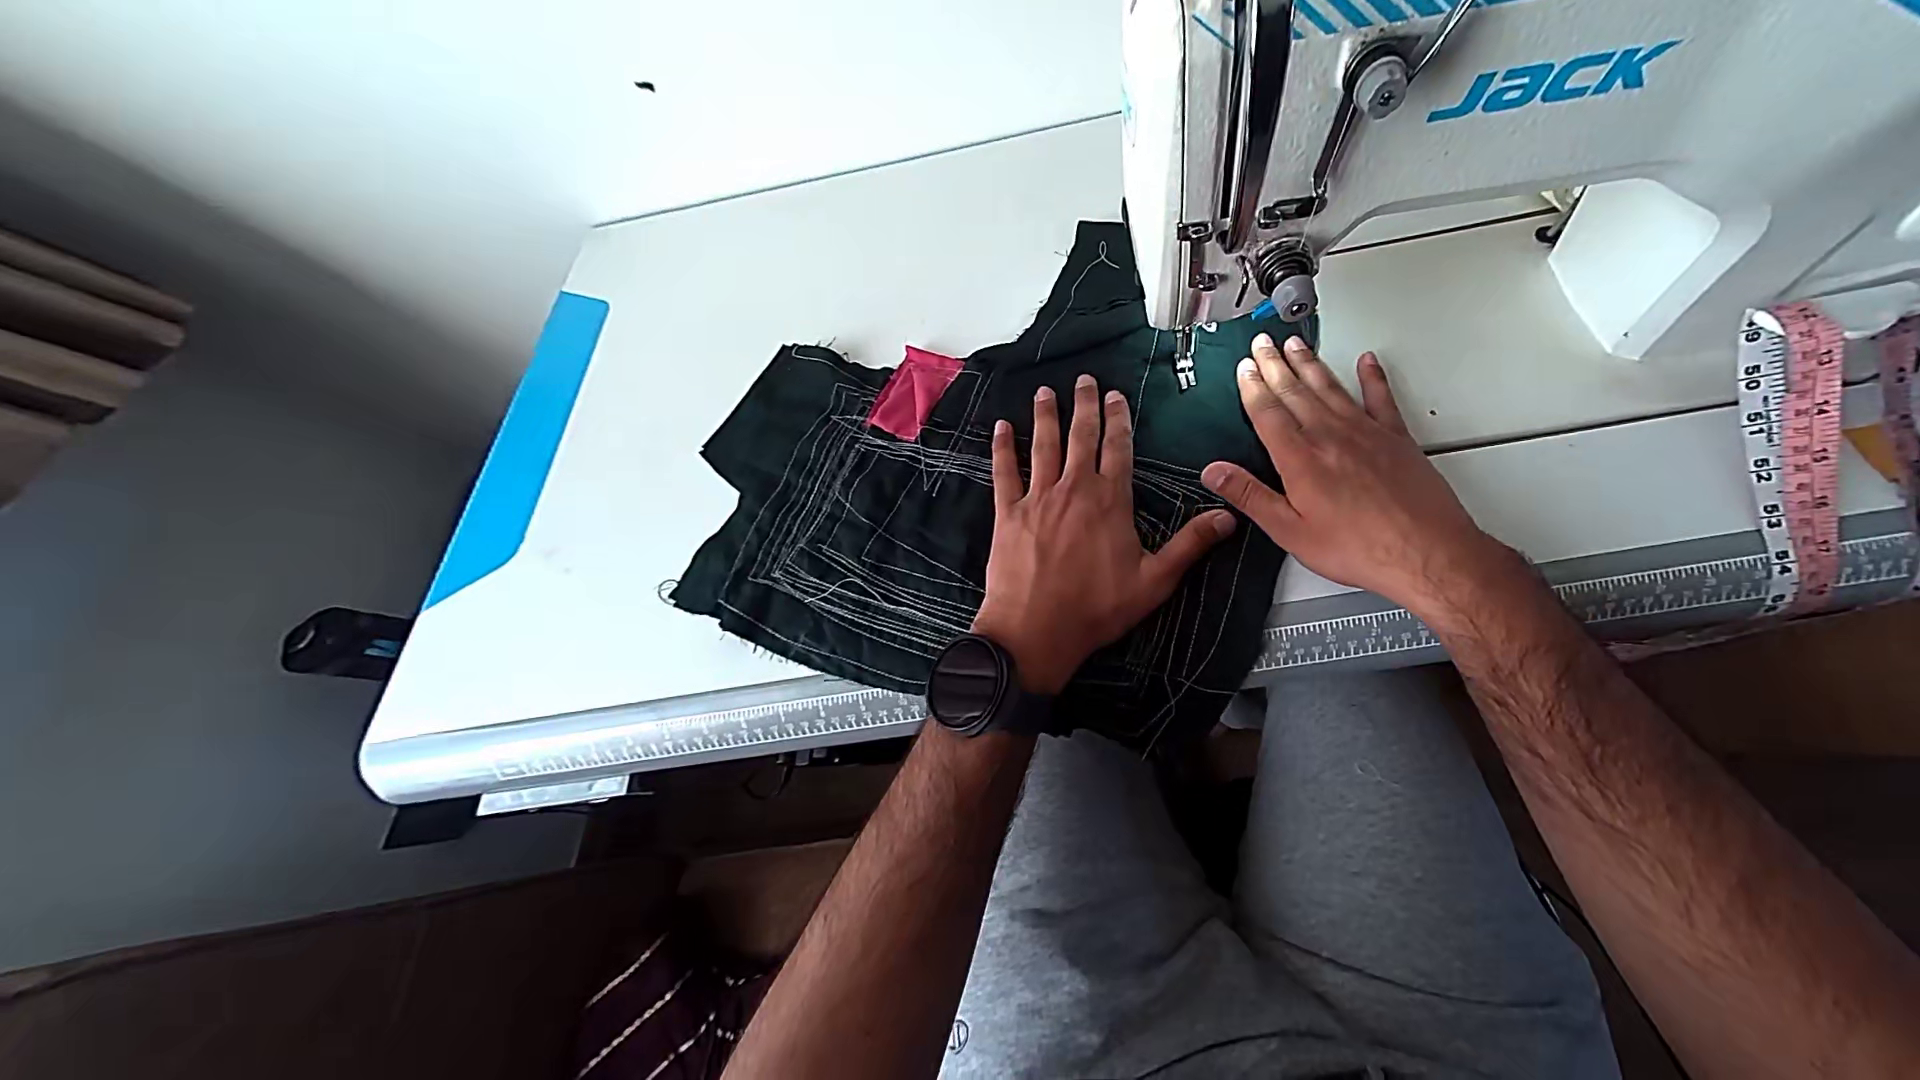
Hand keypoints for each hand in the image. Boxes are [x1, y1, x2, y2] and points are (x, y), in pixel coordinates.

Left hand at [973, 374, 1237, 693]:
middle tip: (1084, 380)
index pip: (1118, 449)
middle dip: (1085, 405)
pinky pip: (1004, 472)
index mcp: (1110, 501)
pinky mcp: (1008, 513)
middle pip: (1081, 437)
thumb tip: (1228, 517)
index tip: (1116, 396)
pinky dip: (1002, 448)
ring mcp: (1037, 499)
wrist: (1035, 630)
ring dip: (1046, 416)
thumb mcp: (1154, 581)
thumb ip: (1190, 545)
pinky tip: (1001, 428)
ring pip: (1043, 446)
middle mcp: (1073, 490)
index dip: (1119, 420)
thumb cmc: (1095, 609)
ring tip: (1046, 391)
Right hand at [1201, 334, 1523, 620]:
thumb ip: (1250, 496)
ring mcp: (1367, 433)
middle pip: (1296, 391)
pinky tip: (1367, 362)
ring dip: (1310, 363)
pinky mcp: (1397, 439)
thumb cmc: (1360, 547)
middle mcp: (1332, 437)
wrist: (1427, 553)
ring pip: (1330, 387)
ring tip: (1296, 344)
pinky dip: (1373, 377)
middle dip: (1275, 365)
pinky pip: (1381, 398)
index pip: (1268, 412)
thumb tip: (1214, 472)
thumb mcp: (1289, 530)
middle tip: (1263, 344)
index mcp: (1301, 459)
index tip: (1243, 368)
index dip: (1252, 387)